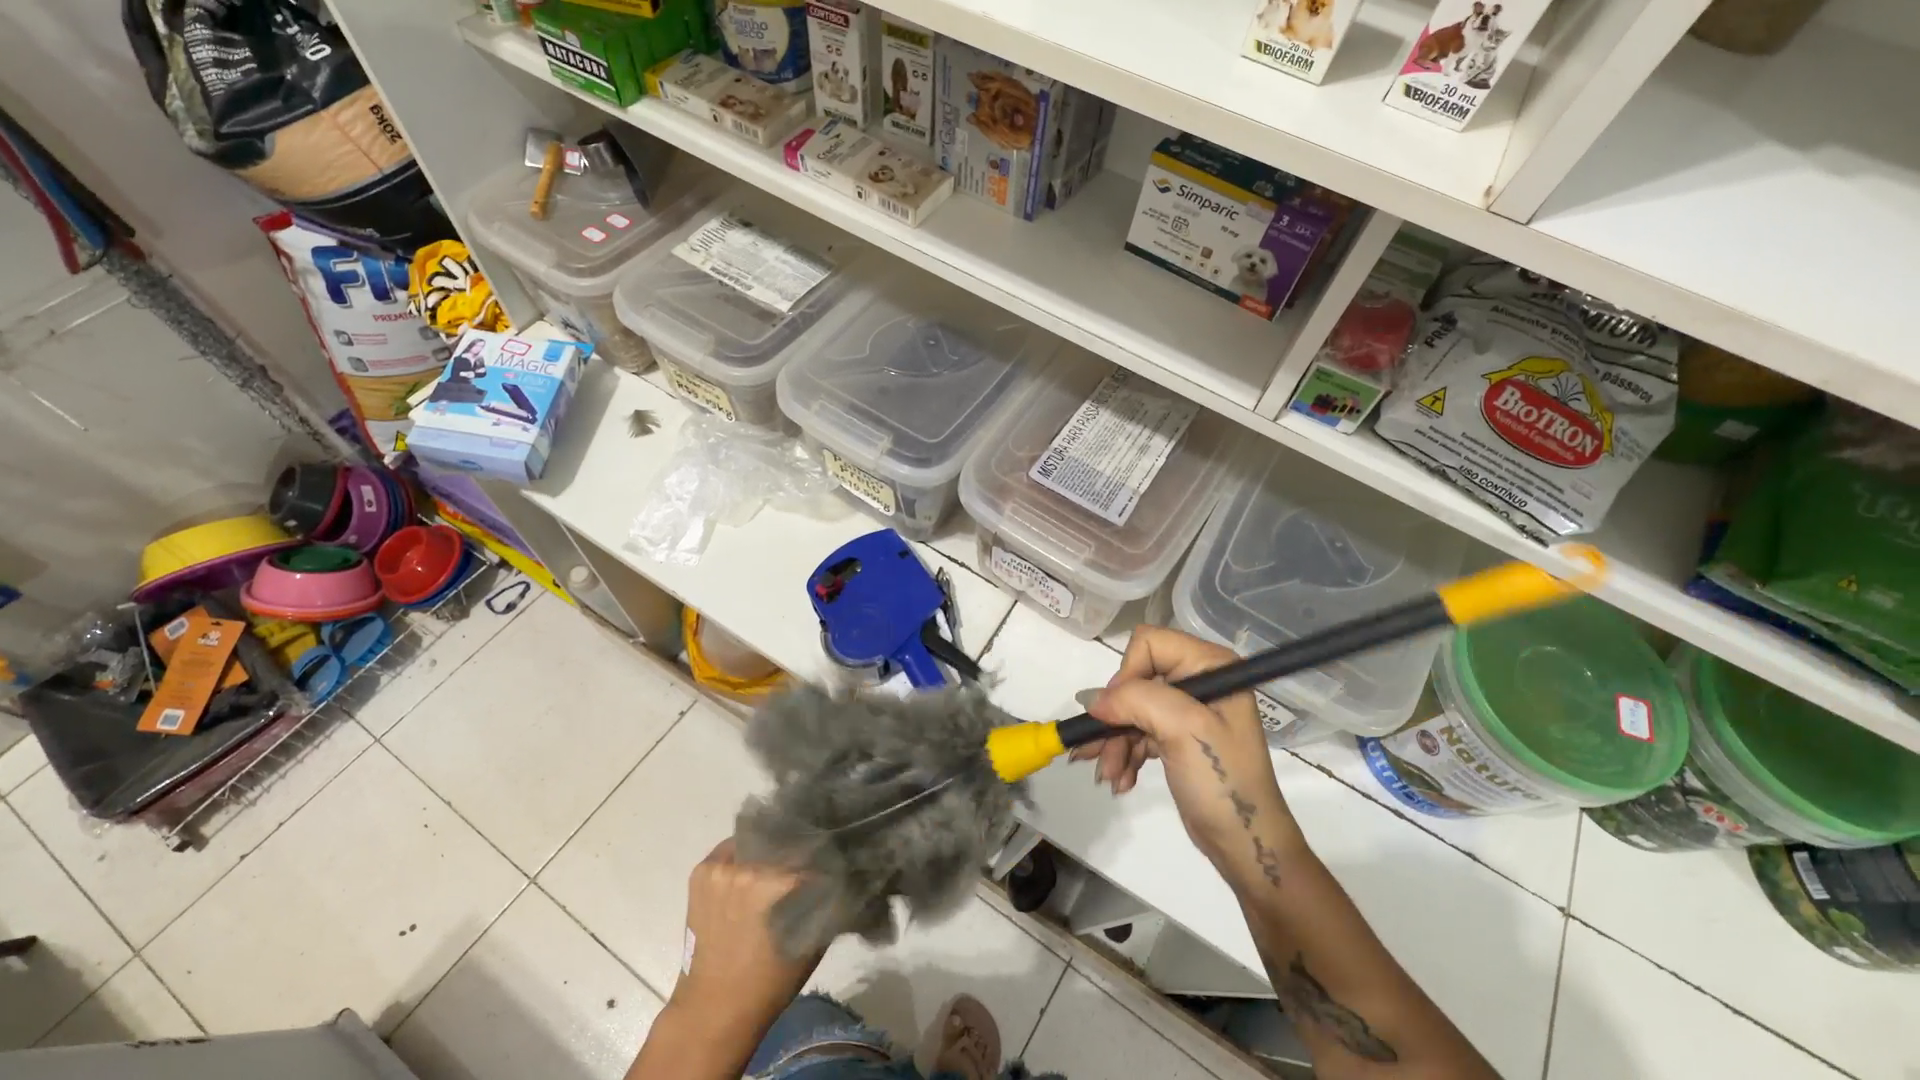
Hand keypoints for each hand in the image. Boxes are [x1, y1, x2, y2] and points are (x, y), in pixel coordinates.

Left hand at [672, 838, 821, 1030]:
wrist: (714, 1005)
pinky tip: (755, 871)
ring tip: (782, 866)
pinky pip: (732, 851)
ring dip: (771, 852)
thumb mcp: (813, 941)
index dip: (827, 856)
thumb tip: (844, 874)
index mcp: (778, 884)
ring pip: (757, 843)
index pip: (813, 852)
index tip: (835, 862)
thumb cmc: (770, 981)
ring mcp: (720, 868)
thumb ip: (828, 901)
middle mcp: (747, 868)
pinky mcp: (702, 871)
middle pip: (784, 843)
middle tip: (810, 863)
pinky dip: (746, 857)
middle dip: (799, 852)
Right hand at [1081, 627, 1299, 876]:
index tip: (1116, 713)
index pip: (1149, 644)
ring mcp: (1188, 712)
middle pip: (1136, 680)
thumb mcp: (1184, 730)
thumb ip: (1138, 700)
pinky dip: (1124, 754)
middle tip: (1098, 754)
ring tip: (1109, 777)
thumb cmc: (1223, 781)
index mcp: (1211, 666)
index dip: (1127, 675)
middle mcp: (1200, 681)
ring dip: (1114, 742)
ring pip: (1131, 710)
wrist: (1245, 842)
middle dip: (1115, 718)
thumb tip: (1093, 700)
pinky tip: (1121, 781)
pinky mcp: (1177, 739)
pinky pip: (1137, 733)